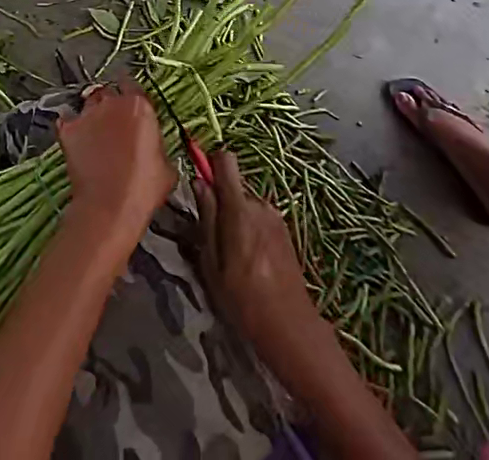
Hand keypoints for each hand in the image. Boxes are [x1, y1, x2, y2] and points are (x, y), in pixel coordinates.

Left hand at [58, 77, 174, 233]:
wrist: (110, 206)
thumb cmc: (143, 188)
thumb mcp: (166, 166)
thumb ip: (159, 146)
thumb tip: (154, 149)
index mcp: (140, 106)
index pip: (132, 84)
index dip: (131, 93)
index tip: (132, 104)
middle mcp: (112, 103)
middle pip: (109, 92)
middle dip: (111, 103)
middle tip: (114, 122)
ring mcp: (87, 115)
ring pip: (88, 103)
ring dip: (92, 113)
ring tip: (95, 132)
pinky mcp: (67, 130)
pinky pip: (67, 121)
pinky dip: (71, 127)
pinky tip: (77, 140)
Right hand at [194, 152, 325, 356]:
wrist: (290, 327)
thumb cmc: (243, 299)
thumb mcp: (212, 262)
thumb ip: (206, 217)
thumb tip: (198, 182)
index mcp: (240, 210)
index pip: (226, 161)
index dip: (210, 163)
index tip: (200, 181)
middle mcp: (260, 205)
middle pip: (233, 187)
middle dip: (220, 203)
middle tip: (212, 239)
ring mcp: (276, 217)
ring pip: (245, 204)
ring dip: (234, 219)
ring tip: (231, 257)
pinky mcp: (284, 231)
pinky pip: (258, 218)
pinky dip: (248, 230)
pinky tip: (249, 261)